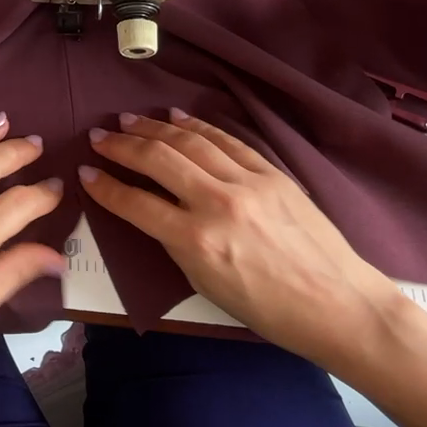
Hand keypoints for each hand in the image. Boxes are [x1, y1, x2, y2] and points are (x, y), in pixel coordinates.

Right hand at [79, 110, 405, 366]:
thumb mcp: (205, 284)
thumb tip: (149, 209)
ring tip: (128, 119)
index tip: (84, 172)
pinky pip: (226, 141)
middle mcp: (218, 203)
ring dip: (152, 127)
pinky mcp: (273, 173)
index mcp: (196, 240)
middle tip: (98, 135)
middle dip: (121, 146)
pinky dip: (196, 126)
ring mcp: (248, 183)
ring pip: (189, 142)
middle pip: (157, 160)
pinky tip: (175, 117)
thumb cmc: (268, 309)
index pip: (135, 203)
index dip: (104, 186)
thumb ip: (174, 242)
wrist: (341, 307)